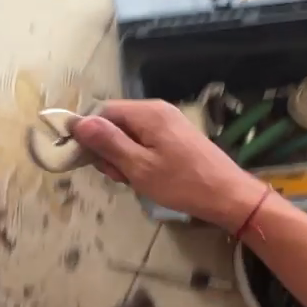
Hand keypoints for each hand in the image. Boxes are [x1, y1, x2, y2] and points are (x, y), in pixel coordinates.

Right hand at [71, 99, 267, 228]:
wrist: (227, 196)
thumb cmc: (182, 183)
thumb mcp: (138, 167)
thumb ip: (108, 143)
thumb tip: (79, 122)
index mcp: (148, 113)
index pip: (103, 111)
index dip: (90, 134)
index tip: (89, 161)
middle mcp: (158, 110)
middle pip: (116, 122)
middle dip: (109, 149)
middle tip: (120, 176)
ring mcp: (169, 123)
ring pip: (130, 135)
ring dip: (124, 158)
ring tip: (136, 180)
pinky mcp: (176, 137)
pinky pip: (146, 141)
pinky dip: (140, 159)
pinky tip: (148, 178)